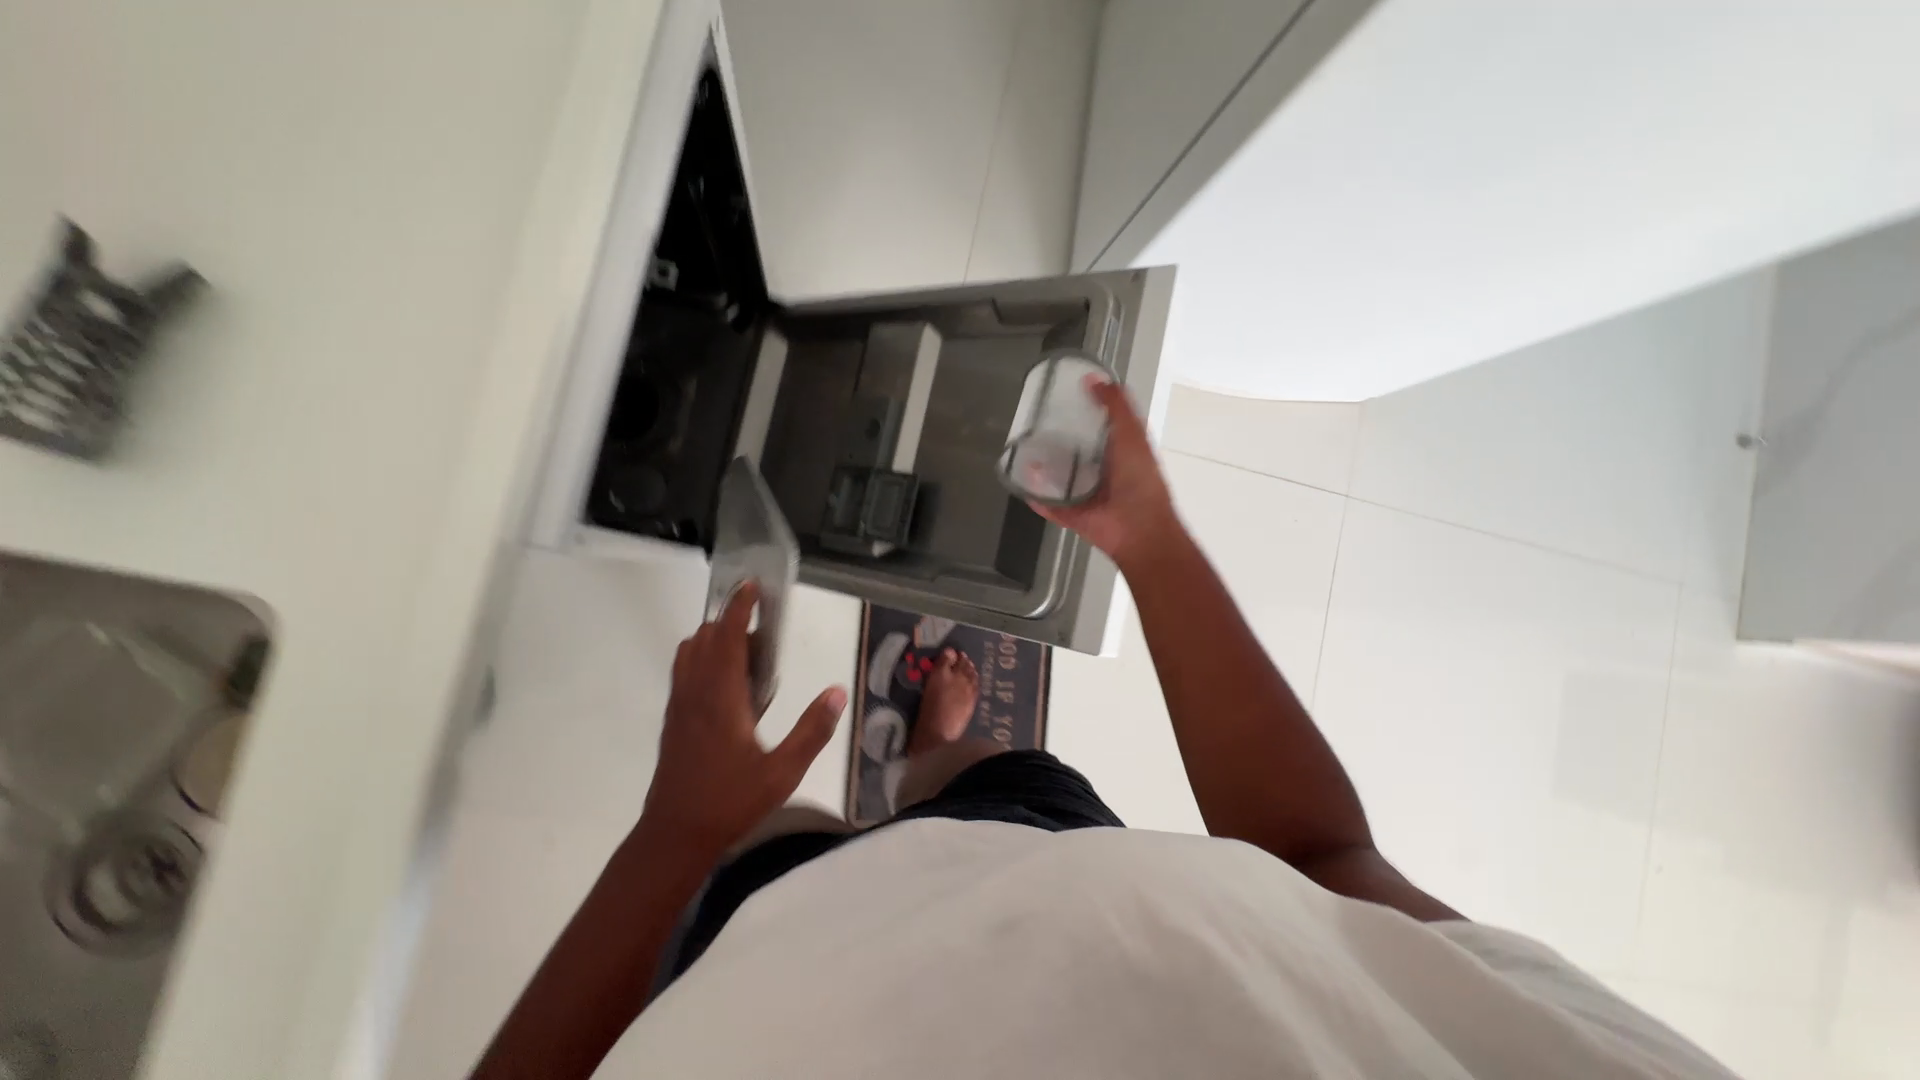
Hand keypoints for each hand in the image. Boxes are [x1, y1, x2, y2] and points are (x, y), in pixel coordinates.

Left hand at [641, 581, 848, 853]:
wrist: (675, 834)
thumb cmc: (730, 801)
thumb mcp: (783, 771)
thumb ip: (812, 731)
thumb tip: (838, 692)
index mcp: (721, 698)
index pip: (727, 638)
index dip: (738, 608)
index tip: (752, 586)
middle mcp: (696, 693)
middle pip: (704, 639)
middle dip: (729, 620)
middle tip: (761, 622)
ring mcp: (680, 707)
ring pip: (689, 654)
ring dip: (712, 639)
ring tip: (745, 649)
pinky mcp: (674, 722)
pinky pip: (684, 674)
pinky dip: (702, 659)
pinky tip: (727, 684)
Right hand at [1029, 378, 1182, 567]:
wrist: (1137, 528)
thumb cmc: (1139, 478)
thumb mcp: (1132, 433)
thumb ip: (1116, 406)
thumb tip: (1094, 378)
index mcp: (1121, 452)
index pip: (1098, 428)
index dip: (1081, 412)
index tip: (1059, 398)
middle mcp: (1104, 473)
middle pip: (1076, 453)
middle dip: (1057, 440)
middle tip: (1032, 424)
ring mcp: (1087, 496)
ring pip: (1060, 478)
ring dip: (1043, 467)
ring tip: (1021, 449)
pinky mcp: (1072, 515)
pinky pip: (1049, 504)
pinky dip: (1036, 496)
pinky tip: (1020, 481)